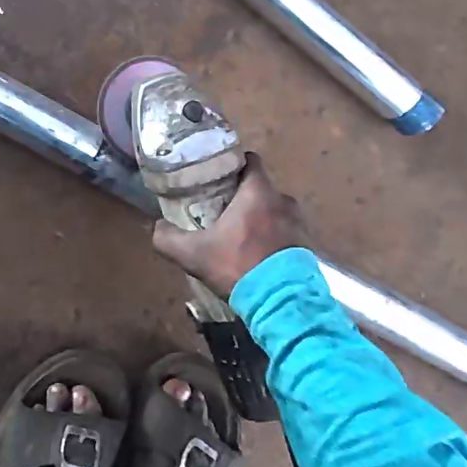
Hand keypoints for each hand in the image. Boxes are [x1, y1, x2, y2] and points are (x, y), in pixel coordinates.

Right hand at [152, 155, 310, 296]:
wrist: (284, 306)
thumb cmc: (238, 266)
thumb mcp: (193, 254)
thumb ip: (168, 238)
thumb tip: (158, 226)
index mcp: (258, 192)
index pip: (250, 160)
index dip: (233, 163)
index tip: (216, 175)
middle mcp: (283, 201)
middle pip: (260, 187)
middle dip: (242, 195)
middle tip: (220, 207)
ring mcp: (299, 224)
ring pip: (273, 210)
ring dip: (258, 218)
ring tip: (238, 233)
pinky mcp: (308, 247)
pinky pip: (285, 232)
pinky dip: (272, 237)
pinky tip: (256, 253)